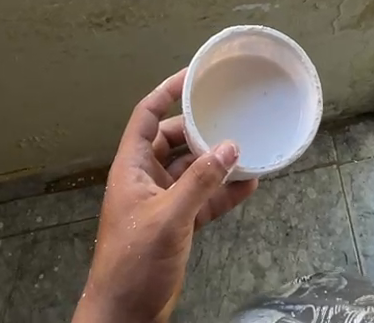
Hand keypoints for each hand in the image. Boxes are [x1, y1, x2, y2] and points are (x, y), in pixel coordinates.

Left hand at [74, 70, 258, 322]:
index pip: (146, 116)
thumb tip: (231, 146)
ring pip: (192, 170)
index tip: (193, 75)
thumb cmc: (134, 262)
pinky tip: (249, 185)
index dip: (166, 91)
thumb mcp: (168, 217)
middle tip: (229, 115)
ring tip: (247, 148)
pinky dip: (223, 192)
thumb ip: (200, 182)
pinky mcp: (177, 225)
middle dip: (200, 129)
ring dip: (217, 162)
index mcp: (132, 167)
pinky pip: (203, 199)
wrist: (124, 318)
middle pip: (173, 140)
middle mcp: (146, 179)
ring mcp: (162, 202)